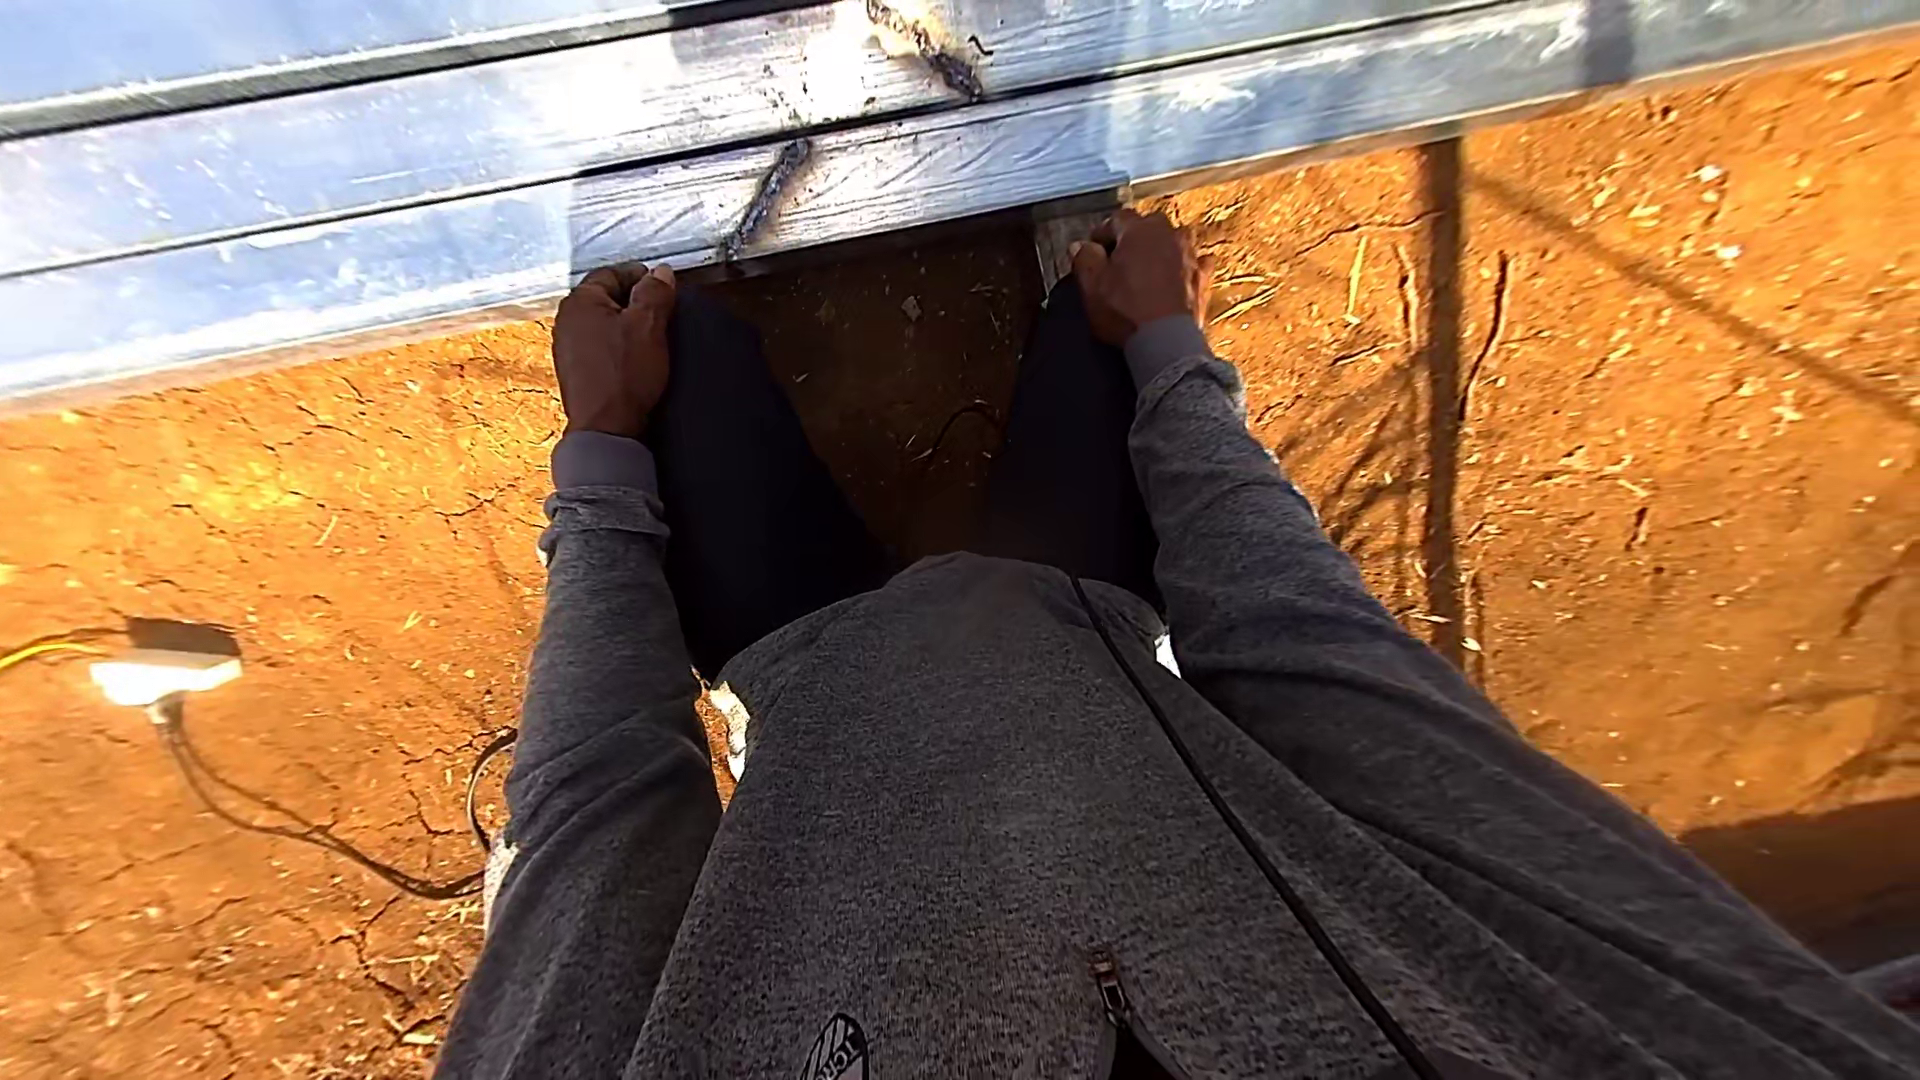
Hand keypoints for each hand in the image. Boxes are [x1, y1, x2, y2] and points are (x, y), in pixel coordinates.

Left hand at [552, 262, 677, 437]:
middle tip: (661, 312)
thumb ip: (655, 294)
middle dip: (633, 302)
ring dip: (625, 326)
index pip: (612, 274)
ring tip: (651, 338)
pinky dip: (618, 347)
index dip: (640, 276)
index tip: (662, 284)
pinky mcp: (577, 371)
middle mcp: (567, 320)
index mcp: (580, 302)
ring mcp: (568, 347)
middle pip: (606, 300)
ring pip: (602, 325)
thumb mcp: (649, 327)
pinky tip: (635, 359)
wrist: (608, 425)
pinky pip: (600, 348)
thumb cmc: (625, 375)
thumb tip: (661, 272)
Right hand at [1070, 211, 1211, 345]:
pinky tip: (1177, 278)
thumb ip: (1084, 259)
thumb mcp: (1091, 287)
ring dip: (1160, 250)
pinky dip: (1185, 267)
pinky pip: (1195, 262)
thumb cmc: (1125, 311)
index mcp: (1138, 230)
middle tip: (1120, 260)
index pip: (1116, 219)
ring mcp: (1190, 254)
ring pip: (1173, 241)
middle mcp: (1168, 233)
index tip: (1093, 247)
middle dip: (1133, 239)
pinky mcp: (1203, 276)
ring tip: (1147, 270)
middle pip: (1148, 226)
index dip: (1102, 232)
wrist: (1164, 340)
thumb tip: (1081, 246)